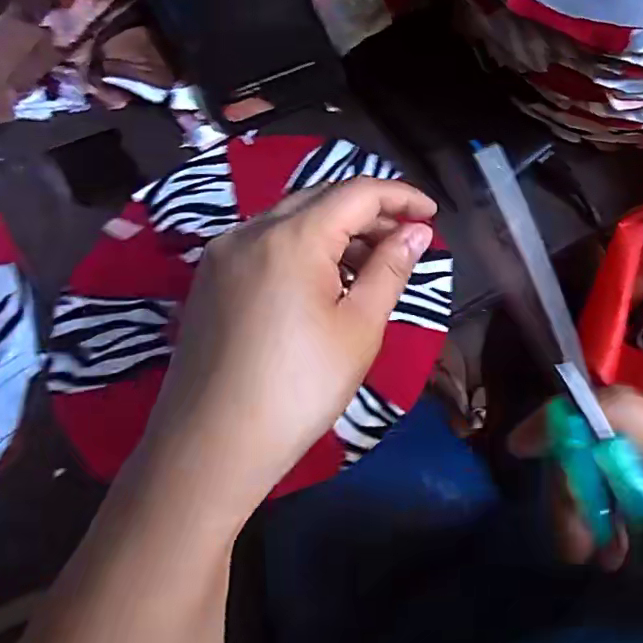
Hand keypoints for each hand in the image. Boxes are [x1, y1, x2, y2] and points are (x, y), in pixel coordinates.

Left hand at [136, 176, 436, 511]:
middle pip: (322, 198)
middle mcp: (250, 233)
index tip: (432, 214)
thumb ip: (392, 268)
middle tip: (408, 239)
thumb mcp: (361, 326)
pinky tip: (330, 281)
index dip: (401, 196)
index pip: (356, 193)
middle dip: (371, 211)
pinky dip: (309, 247)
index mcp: (291, 239)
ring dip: (340, 230)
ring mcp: (223, 255)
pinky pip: (269, 242)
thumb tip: (417, 231)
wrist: (210, 450)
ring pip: (294, 218)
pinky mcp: (211, 280)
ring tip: (376, 264)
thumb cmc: (300, 387)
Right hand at [512, 387, 642, 633]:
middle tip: (575, 552)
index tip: (522, 446)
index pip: (628, 413)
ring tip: (602, 556)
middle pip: (601, 428)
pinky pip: (619, 455)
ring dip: (585, 497)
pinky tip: (618, 542)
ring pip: (604, 442)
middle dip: (571, 486)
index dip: (571, 420)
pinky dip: (603, 496)